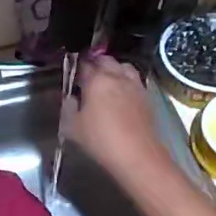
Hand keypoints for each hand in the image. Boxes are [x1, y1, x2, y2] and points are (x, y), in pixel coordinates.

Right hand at [63, 55, 173, 181]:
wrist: (137, 154)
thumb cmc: (101, 140)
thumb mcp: (73, 127)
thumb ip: (68, 108)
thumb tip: (71, 98)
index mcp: (96, 80)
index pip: (84, 65)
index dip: (77, 67)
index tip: (74, 74)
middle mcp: (117, 76)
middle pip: (106, 61)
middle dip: (96, 64)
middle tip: (89, 76)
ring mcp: (135, 85)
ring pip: (124, 67)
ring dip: (115, 69)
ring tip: (108, 81)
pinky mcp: (147, 97)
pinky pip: (135, 80)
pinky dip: (127, 81)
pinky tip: (123, 94)